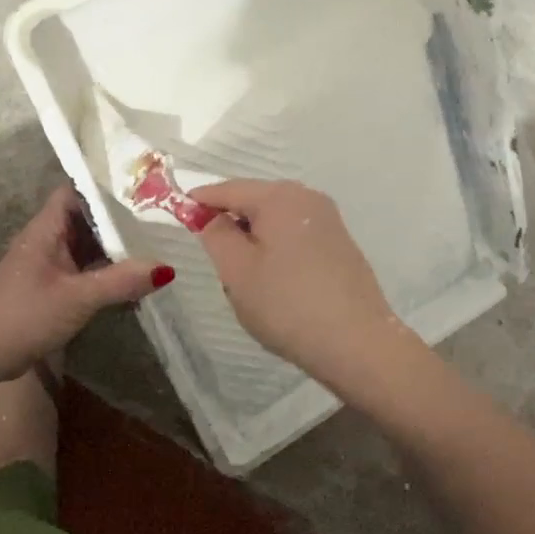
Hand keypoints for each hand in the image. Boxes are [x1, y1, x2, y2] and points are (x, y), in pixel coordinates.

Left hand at [0, 186, 171, 380]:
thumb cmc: (26, 315)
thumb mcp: (78, 298)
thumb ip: (120, 281)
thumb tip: (166, 267)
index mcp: (45, 229)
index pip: (75, 192)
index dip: (104, 187)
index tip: (140, 188)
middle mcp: (46, 240)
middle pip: (86, 218)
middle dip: (118, 219)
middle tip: (158, 217)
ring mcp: (49, 264)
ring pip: (86, 245)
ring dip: (114, 247)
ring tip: (155, 243)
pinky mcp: (52, 286)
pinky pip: (84, 269)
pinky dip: (106, 271)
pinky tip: (134, 278)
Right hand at [191, 179, 408, 384]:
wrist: (357, 344)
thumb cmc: (287, 305)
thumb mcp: (238, 272)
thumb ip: (216, 235)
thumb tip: (208, 215)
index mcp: (279, 197)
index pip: (228, 189)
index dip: (199, 200)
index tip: (177, 214)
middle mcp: (307, 198)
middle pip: (254, 199)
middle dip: (229, 220)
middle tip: (210, 252)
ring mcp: (329, 220)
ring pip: (275, 219)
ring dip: (253, 236)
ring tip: (241, 273)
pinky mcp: (340, 245)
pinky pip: (295, 234)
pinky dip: (276, 247)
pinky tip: (273, 279)